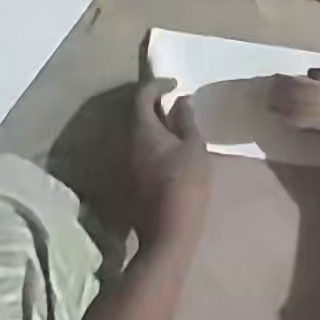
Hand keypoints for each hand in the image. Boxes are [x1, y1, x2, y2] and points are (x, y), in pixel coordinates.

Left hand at [130, 78, 210, 247]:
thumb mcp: (194, 147)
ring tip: (176, 126)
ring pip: (137, 132)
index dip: (157, 84)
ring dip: (154, 123)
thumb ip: (186, 120)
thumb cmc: (185, 184)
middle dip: (155, 103)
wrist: (167, 235)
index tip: (175, 85)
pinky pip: (138, 148)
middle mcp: (127, 142)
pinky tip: (170, 149)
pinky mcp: (129, 179)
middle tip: (176, 104)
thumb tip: (180, 101)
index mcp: (142, 130)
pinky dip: (152, 140)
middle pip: (136, 112)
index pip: (142, 95)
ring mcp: (125, 163)